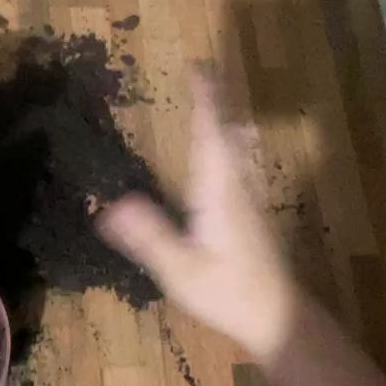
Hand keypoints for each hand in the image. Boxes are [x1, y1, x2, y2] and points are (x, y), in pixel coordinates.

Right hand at [96, 73, 299, 360]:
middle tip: (202, 76)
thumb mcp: (180, 269)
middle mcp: (238, 187)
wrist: (278, 317)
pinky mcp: (253, 215)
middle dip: (216, 103)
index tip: (198, 68)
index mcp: (218, 191)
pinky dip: (231, 145)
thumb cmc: (228, 293)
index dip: (206, 100)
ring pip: (240, 149)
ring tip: (214, 104)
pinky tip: (229, 154)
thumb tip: (107, 205)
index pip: (211, 135)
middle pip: (230, 134)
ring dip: (226, 122)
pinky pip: (241, 164)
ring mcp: (250, 200)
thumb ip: (148, 236)